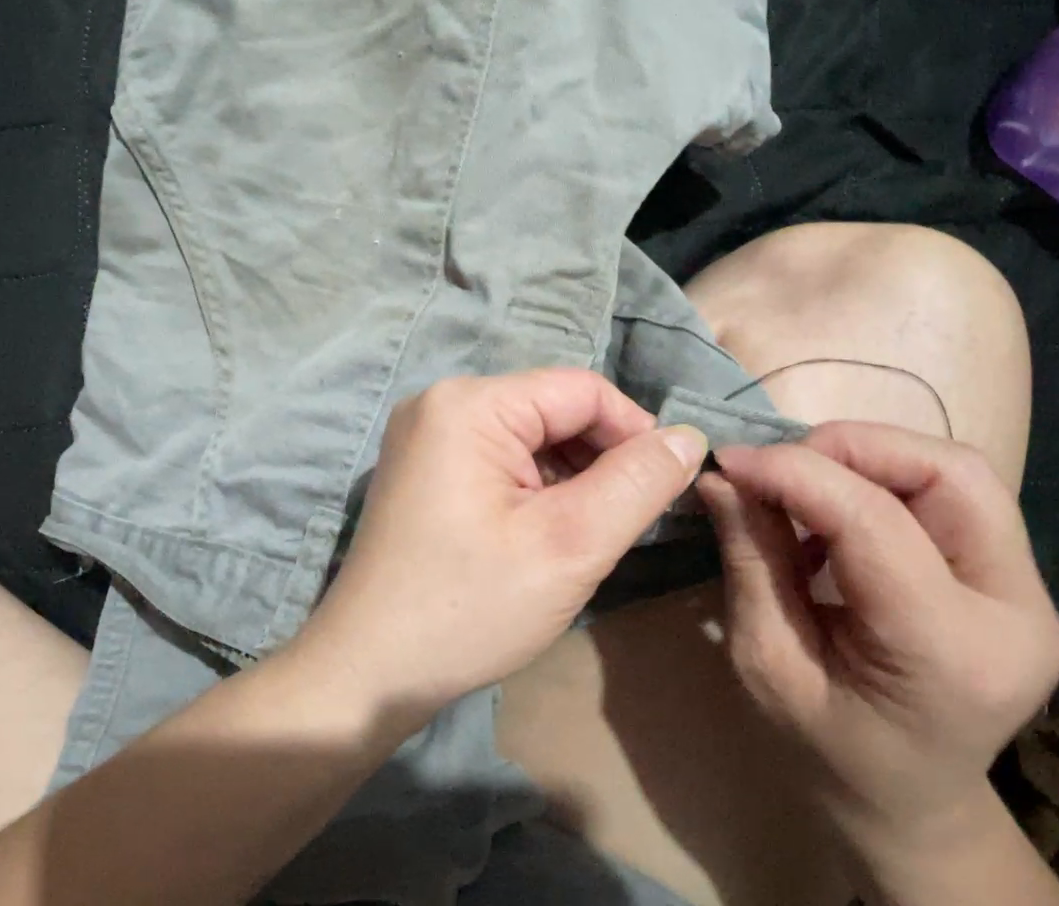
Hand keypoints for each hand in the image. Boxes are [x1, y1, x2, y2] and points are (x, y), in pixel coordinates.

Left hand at [297, 369, 709, 720]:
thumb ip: (637, 483)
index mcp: (469, 404)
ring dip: (569, 478)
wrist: (370, 668)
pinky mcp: (420, 470)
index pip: (581, 390)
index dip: (634, 433)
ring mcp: (423, 437)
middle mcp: (439, 403)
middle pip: (551, 409)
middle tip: (621, 524)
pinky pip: (496, 459)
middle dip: (598, 459)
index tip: (663, 492)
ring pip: (528, 437)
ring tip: (582, 537)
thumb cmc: (470, 607)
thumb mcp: (570, 546)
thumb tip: (688, 437)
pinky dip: (533, 489)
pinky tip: (541, 536)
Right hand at [695, 422, 1058, 847]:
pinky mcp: (1020, 579)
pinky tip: (836, 515)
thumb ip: (752, 562)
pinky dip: (884, 481)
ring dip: (869, 458)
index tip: (728, 460)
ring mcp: (1032, 594)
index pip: (875, 521)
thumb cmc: (825, 748)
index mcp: (949, 652)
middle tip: (776, 465)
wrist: (908, 801)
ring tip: (802, 486)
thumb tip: (721, 478)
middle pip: (950, 473)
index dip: (795, 472)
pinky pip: (954, 496)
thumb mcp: (766, 663)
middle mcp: (1017, 612)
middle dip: (850, 447)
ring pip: (959, 472)